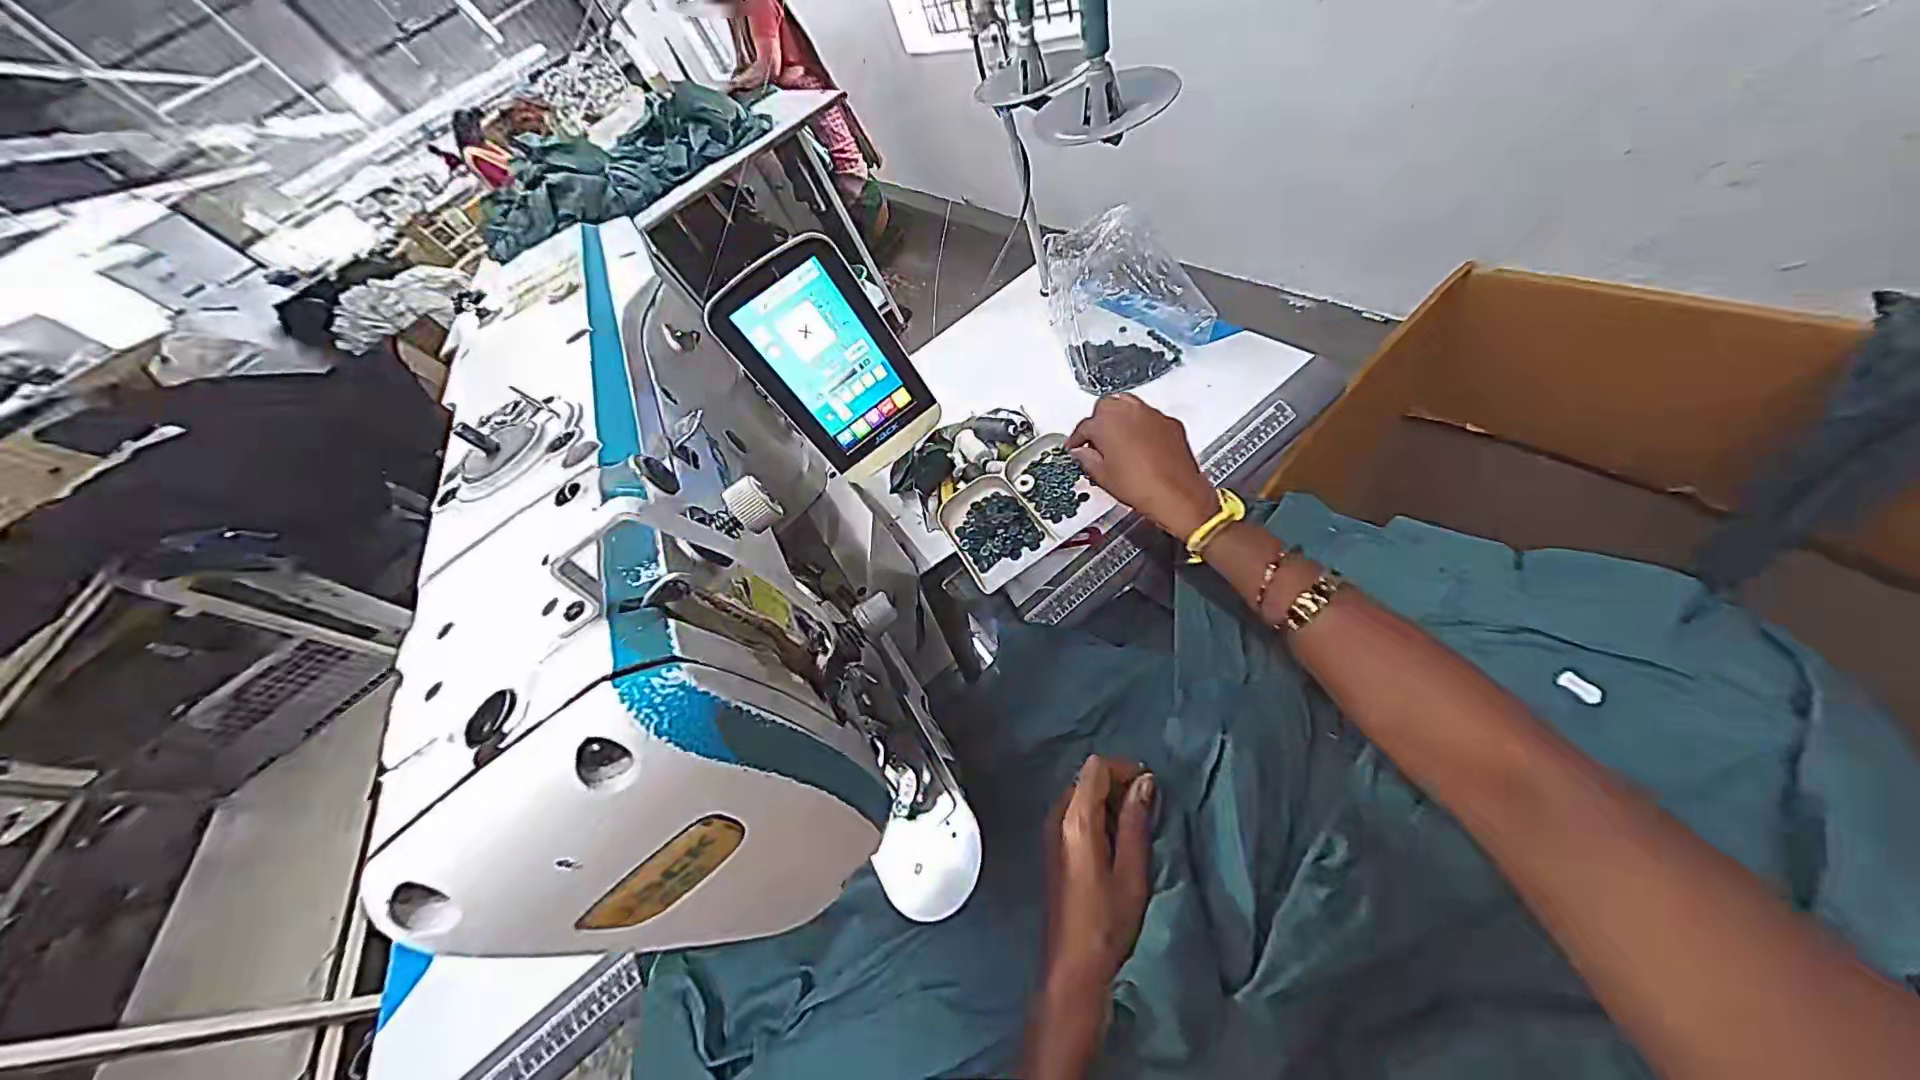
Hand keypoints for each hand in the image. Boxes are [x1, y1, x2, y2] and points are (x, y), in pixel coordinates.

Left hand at [1024, 755, 1155, 1078]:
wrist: (1072, 964)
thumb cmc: (1107, 921)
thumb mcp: (1132, 871)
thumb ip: (1136, 822)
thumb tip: (1145, 781)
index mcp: (1075, 819)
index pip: (1096, 767)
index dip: (1125, 769)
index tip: (1150, 789)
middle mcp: (1057, 816)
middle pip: (1088, 778)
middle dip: (1120, 786)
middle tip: (1148, 813)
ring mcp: (1052, 830)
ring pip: (1083, 795)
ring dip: (1111, 802)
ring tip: (1137, 833)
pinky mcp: (1054, 845)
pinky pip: (1077, 813)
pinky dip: (1099, 816)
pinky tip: (1117, 845)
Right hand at [1067, 394, 1218, 540]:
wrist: (1177, 495)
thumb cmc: (1142, 487)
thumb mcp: (1103, 477)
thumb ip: (1087, 460)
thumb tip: (1081, 454)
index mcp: (1106, 424)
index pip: (1084, 426)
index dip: (1077, 439)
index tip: (1075, 446)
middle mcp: (1128, 412)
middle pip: (1105, 406)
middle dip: (1098, 422)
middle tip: (1095, 441)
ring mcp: (1151, 415)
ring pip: (1128, 405)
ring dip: (1119, 418)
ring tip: (1116, 439)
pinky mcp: (1169, 422)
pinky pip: (1149, 416)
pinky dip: (1141, 425)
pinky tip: (1139, 443)